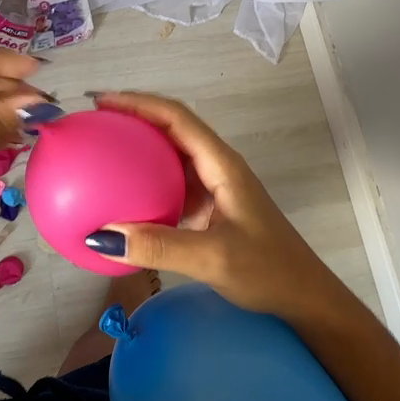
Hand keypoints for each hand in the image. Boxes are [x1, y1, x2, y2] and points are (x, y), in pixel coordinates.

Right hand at [83, 91, 343, 320]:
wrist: (305, 299)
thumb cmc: (268, 270)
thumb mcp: (212, 258)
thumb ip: (159, 246)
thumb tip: (102, 234)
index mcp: (221, 163)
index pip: (176, 117)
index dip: (139, 102)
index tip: (102, 102)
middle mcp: (216, 166)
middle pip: (171, 127)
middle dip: (134, 117)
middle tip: (94, 122)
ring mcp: (215, 187)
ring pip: (171, 155)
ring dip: (139, 148)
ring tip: (100, 152)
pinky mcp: (211, 209)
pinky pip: (172, 185)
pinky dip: (145, 183)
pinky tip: (122, 200)